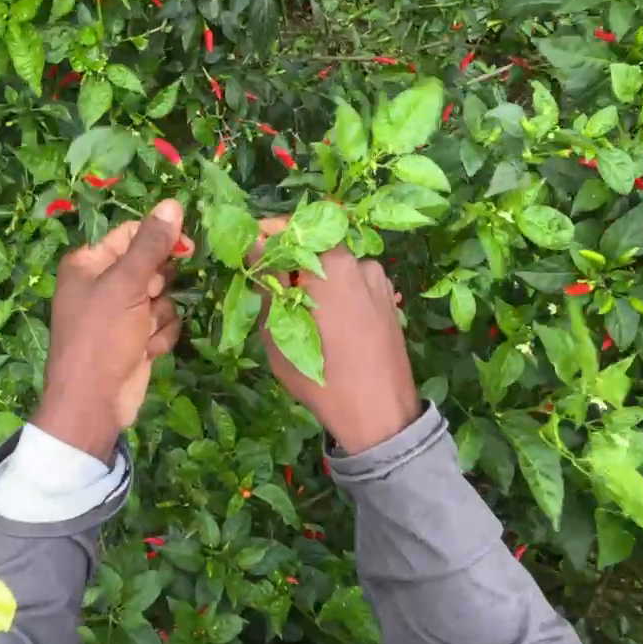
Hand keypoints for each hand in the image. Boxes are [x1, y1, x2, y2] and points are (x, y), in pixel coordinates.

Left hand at [33, 199, 189, 461]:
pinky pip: (163, 322)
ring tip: (143, 332)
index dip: (160, 238)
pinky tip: (146, 351)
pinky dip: (160, 336)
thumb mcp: (126, 286)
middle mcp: (102, 283)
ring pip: (163, 296)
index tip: (189, 245)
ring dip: (161, 315)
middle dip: (160, 285)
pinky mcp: (135, 337)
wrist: (93, 404)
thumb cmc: (101, 338)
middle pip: (152, 264)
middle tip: (151, 298)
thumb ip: (151, 245)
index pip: (132, 234)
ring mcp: (120, 312)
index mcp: (88, 263)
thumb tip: (173, 204)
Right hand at [254, 219, 419, 455]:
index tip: (252, 252)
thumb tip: (254, 246)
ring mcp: (380, 282)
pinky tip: (331, 326)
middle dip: (292, 264)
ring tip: (304, 315)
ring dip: (317, 282)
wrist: (379, 414)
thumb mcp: (279, 329)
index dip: (267, 236)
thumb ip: (267, 281)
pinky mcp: (390, 303)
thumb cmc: (321, 373)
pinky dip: (338, 296)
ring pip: (336, 270)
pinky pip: (354, 287)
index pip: (292, 229)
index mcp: (333, 263)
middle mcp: (360, 262)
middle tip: (274, 291)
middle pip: (316, 249)